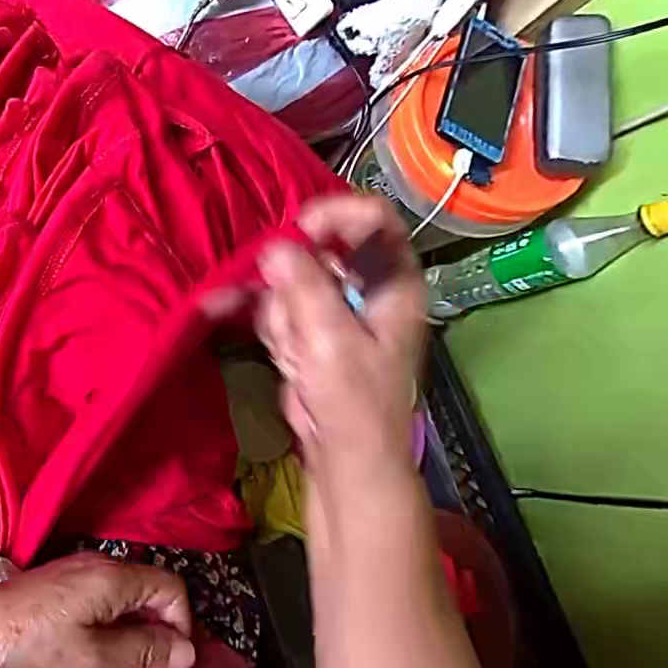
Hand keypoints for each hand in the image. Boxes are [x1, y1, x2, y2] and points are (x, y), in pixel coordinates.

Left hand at [0, 553, 196, 667]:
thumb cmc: (34, 648)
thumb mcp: (96, 658)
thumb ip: (146, 650)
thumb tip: (188, 649)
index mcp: (113, 576)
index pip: (171, 588)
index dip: (181, 627)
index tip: (168, 666)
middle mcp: (98, 566)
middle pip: (147, 598)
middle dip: (153, 644)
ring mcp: (75, 574)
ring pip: (122, 607)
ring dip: (129, 647)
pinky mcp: (57, 587)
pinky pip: (98, 607)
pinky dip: (106, 637)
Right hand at [256, 196, 426, 481]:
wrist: (344, 452)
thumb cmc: (355, 401)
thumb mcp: (331, 342)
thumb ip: (304, 288)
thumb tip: (275, 247)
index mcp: (394, 281)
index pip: (373, 219)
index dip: (336, 215)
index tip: (295, 231)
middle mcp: (365, 285)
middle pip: (320, 248)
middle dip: (293, 283)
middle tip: (287, 316)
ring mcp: (333, 304)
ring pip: (289, 279)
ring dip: (282, 316)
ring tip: (297, 356)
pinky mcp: (308, 323)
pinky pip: (278, 305)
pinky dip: (274, 328)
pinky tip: (287, 358)